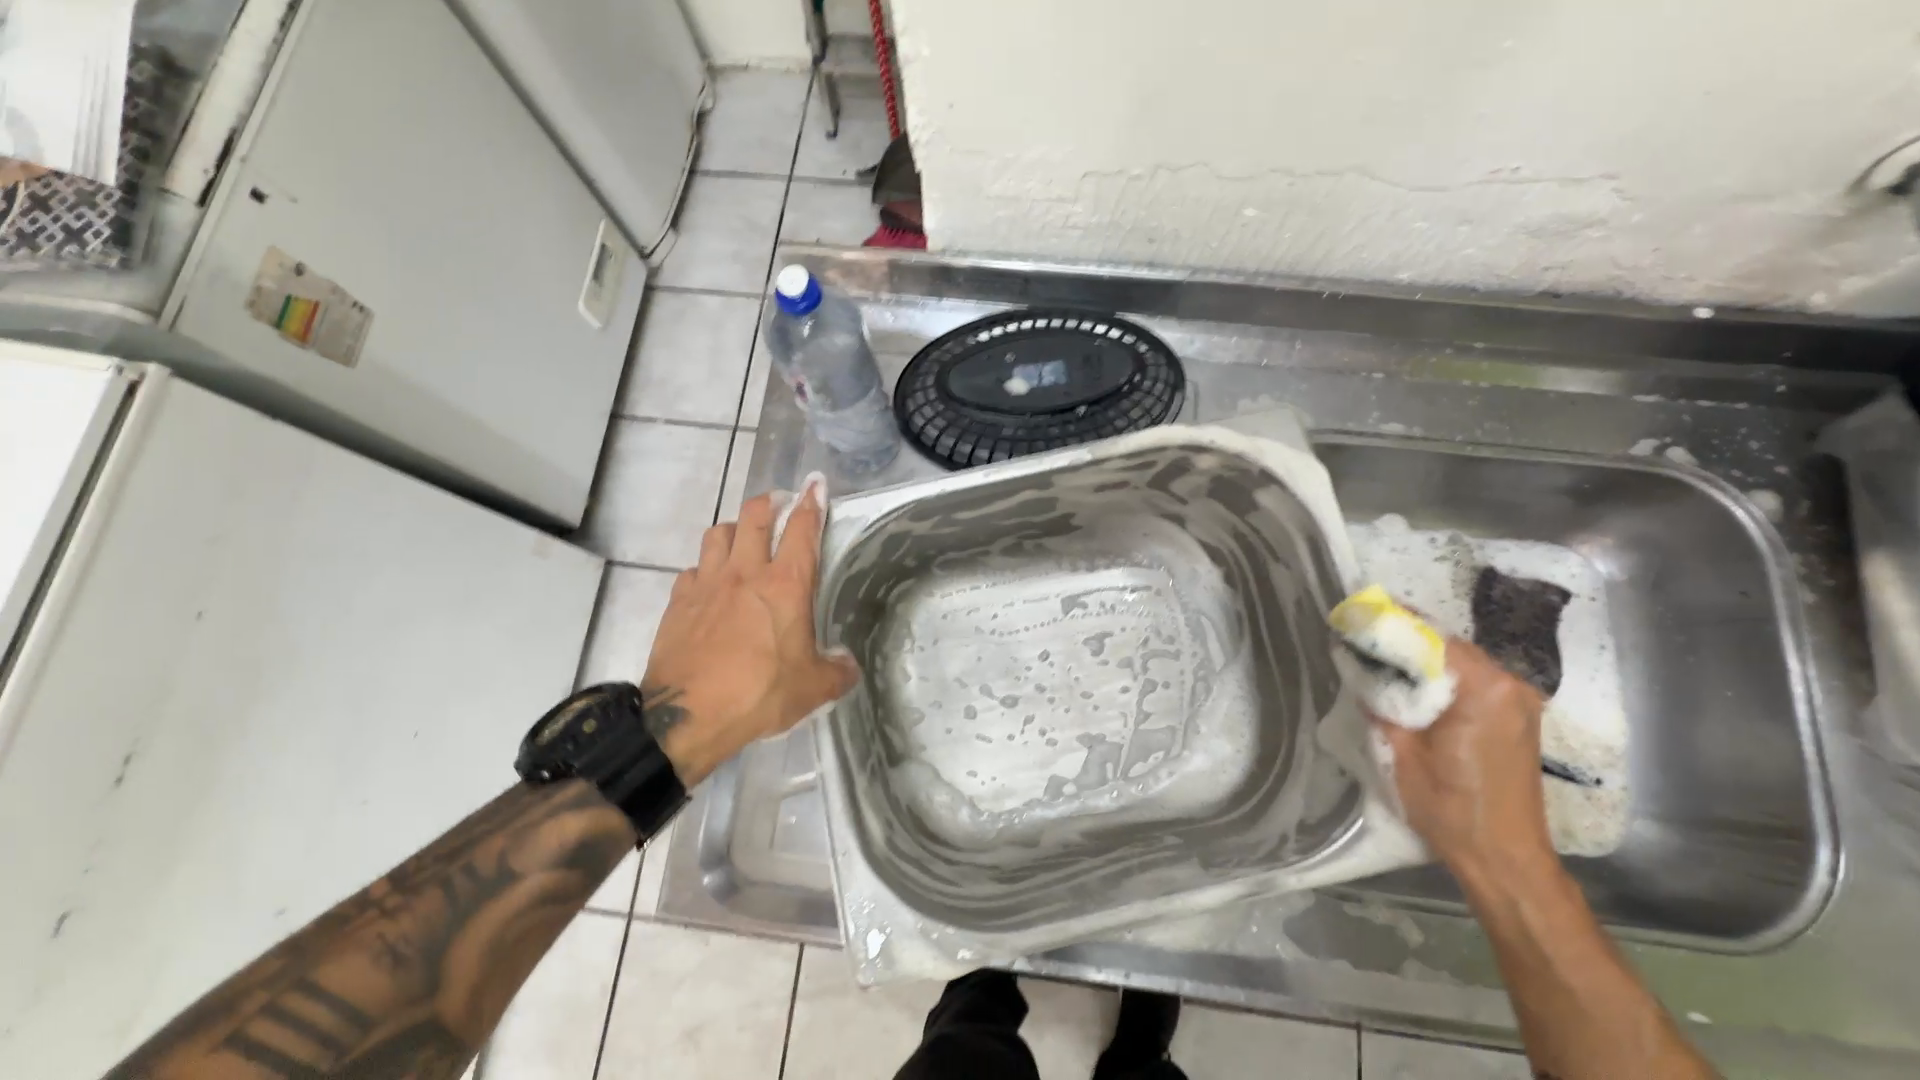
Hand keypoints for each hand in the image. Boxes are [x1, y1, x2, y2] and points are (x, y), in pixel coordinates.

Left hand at [640, 480, 859, 784]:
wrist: (688, 716)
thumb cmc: (759, 695)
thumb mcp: (813, 689)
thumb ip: (837, 672)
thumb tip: (847, 664)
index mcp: (786, 586)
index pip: (803, 530)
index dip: (813, 502)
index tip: (817, 484)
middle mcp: (746, 573)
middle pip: (755, 516)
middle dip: (771, 502)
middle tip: (781, 504)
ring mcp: (707, 584)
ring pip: (719, 533)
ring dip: (736, 528)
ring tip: (744, 539)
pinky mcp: (678, 602)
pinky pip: (693, 569)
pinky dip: (705, 568)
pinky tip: (710, 583)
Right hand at [1373, 638, 1558, 887]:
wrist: (1503, 857)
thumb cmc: (1449, 808)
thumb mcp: (1400, 753)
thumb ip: (1382, 704)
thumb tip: (1362, 671)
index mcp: (1483, 689)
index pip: (1433, 638)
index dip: (1395, 625)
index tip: (1361, 616)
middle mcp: (1509, 685)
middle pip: (1450, 646)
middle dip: (1408, 642)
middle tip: (1366, 641)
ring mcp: (1520, 701)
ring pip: (1463, 663)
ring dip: (1427, 661)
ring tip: (1385, 664)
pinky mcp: (1519, 717)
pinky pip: (1476, 683)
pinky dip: (1446, 679)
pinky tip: (1417, 690)